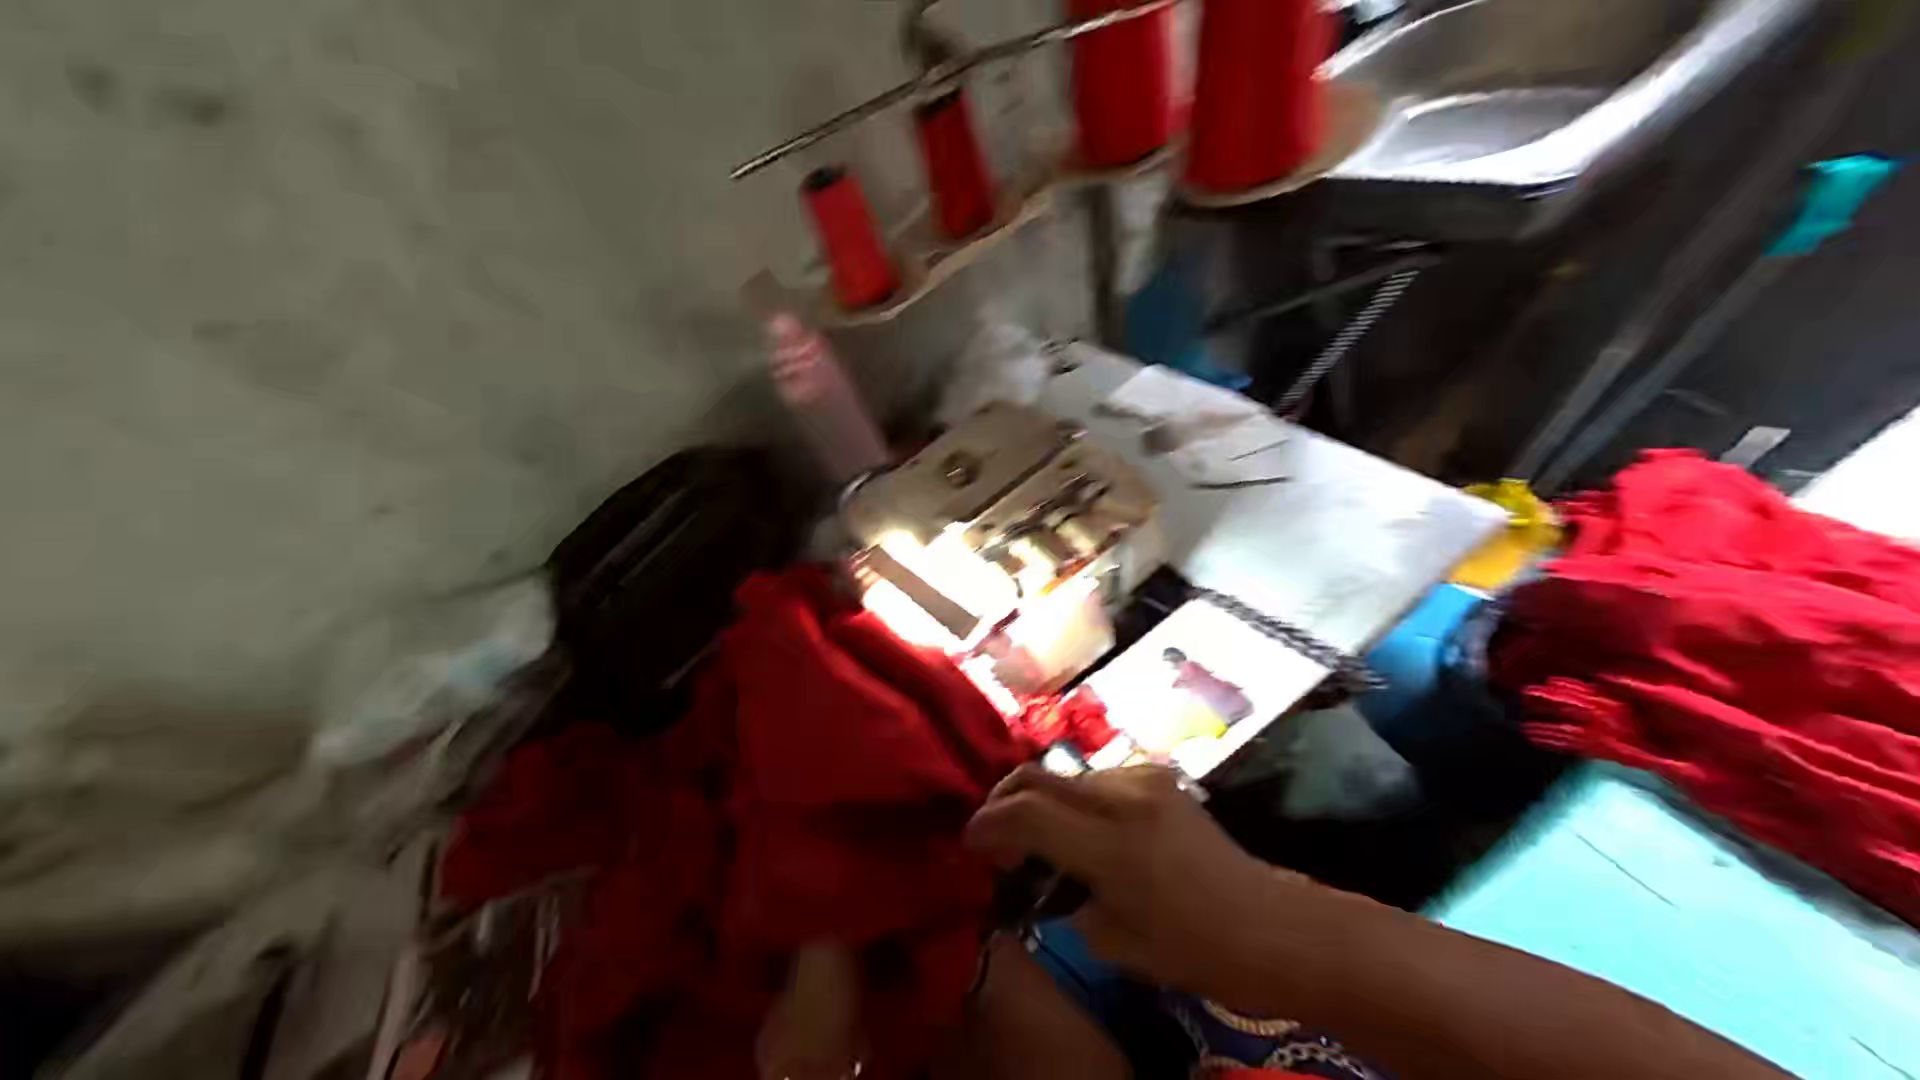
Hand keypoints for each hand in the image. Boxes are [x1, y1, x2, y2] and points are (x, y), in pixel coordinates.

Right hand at [965, 765, 1315, 1006]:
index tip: (971, 844)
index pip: (1026, 813)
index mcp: (1111, 845)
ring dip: (1040, 799)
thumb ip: (1064, 896)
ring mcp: (1143, 778)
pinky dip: (1075, 799)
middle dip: (1003, 800)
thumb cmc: (1192, 950)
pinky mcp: (1157, 774)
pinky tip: (1081, 828)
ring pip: (1065, 775)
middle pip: (1038, 776)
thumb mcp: (1112, 941)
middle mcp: (1122, 797)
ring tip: (1038, 834)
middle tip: (993, 834)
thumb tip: (1035, 873)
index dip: (988, 825)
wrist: (1268, 924)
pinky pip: (1097, 778)